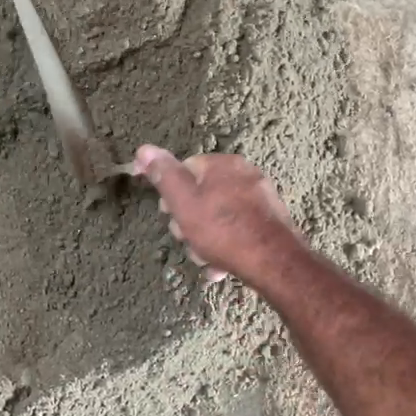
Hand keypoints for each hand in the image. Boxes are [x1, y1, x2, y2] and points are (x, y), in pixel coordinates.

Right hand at [133, 146, 305, 284]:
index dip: (170, 193)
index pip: (185, 168)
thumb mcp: (183, 202)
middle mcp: (245, 174)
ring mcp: (260, 198)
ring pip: (218, 215)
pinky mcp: (268, 221)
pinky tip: (218, 266)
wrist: (272, 261)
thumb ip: (163, 175)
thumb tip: (143, 149)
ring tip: (204, 257)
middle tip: (186, 237)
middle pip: (201, 194)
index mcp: (223, 164)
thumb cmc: (221, 230)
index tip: (167, 214)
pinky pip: (236, 229)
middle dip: (188, 220)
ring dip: (204, 238)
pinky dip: (224, 245)